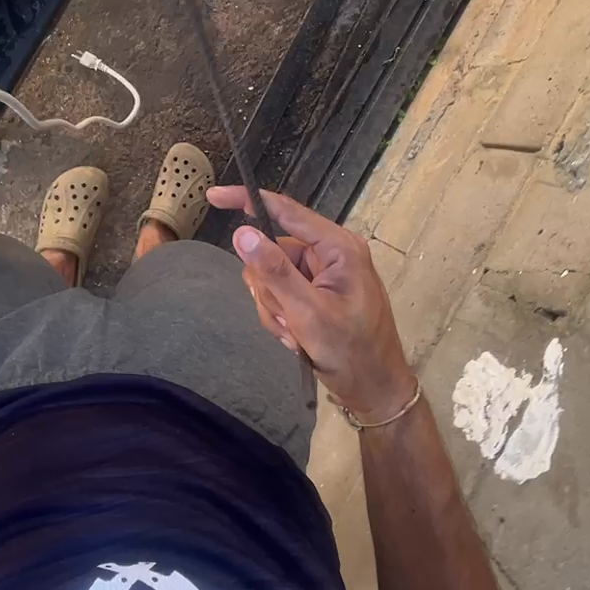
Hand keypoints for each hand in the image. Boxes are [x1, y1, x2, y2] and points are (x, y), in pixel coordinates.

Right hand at [207, 186, 416, 421]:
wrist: (375, 392)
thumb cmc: (351, 352)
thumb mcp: (308, 313)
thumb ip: (274, 271)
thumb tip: (242, 232)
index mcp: (337, 247)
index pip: (284, 211)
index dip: (247, 201)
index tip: (214, 196)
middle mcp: (330, 253)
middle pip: (271, 251)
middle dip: (270, 289)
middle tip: (288, 320)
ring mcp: (322, 274)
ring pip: (270, 276)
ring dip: (274, 308)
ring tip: (296, 335)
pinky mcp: (316, 292)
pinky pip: (279, 294)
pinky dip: (280, 317)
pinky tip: (297, 339)